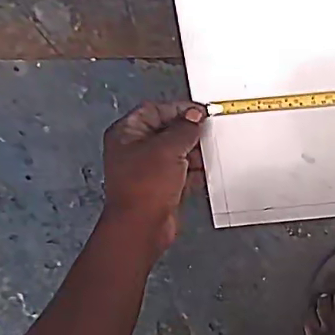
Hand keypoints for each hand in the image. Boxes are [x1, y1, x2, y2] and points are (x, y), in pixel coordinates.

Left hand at [102, 101, 205, 251]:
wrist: (143, 226)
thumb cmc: (143, 188)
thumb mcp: (168, 148)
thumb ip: (184, 128)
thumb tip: (194, 116)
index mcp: (127, 133)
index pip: (155, 110)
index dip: (179, 109)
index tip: (201, 112)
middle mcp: (135, 149)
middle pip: (168, 131)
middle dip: (189, 133)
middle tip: (207, 133)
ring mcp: (148, 169)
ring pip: (177, 153)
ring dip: (194, 154)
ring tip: (207, 155)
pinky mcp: (161, 187)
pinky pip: (182, 172)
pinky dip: (194, 172)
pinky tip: (204, 172)